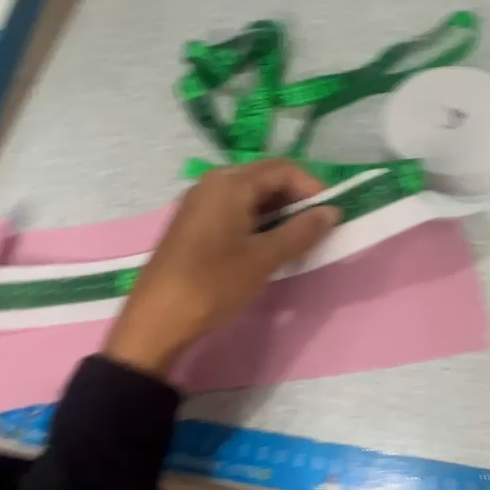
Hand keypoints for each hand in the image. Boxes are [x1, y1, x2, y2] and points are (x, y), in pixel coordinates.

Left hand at [104, 161, 337, 378]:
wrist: (156, 320)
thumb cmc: (213, 283)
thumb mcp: (264, 258)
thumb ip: (301, 231)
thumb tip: (331, 212)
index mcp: (230, 182)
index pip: (283, 169)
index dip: (313, 187)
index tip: (332, 215)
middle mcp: (213, 182)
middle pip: (266, 178)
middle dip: (296, 199)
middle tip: (318, 229)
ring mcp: (199, 202)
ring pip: (250, 195)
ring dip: (278, 212)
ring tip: (298, 240)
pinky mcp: (193, 224)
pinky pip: (234, 210)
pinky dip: (257, 221)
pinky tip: (267, 247)